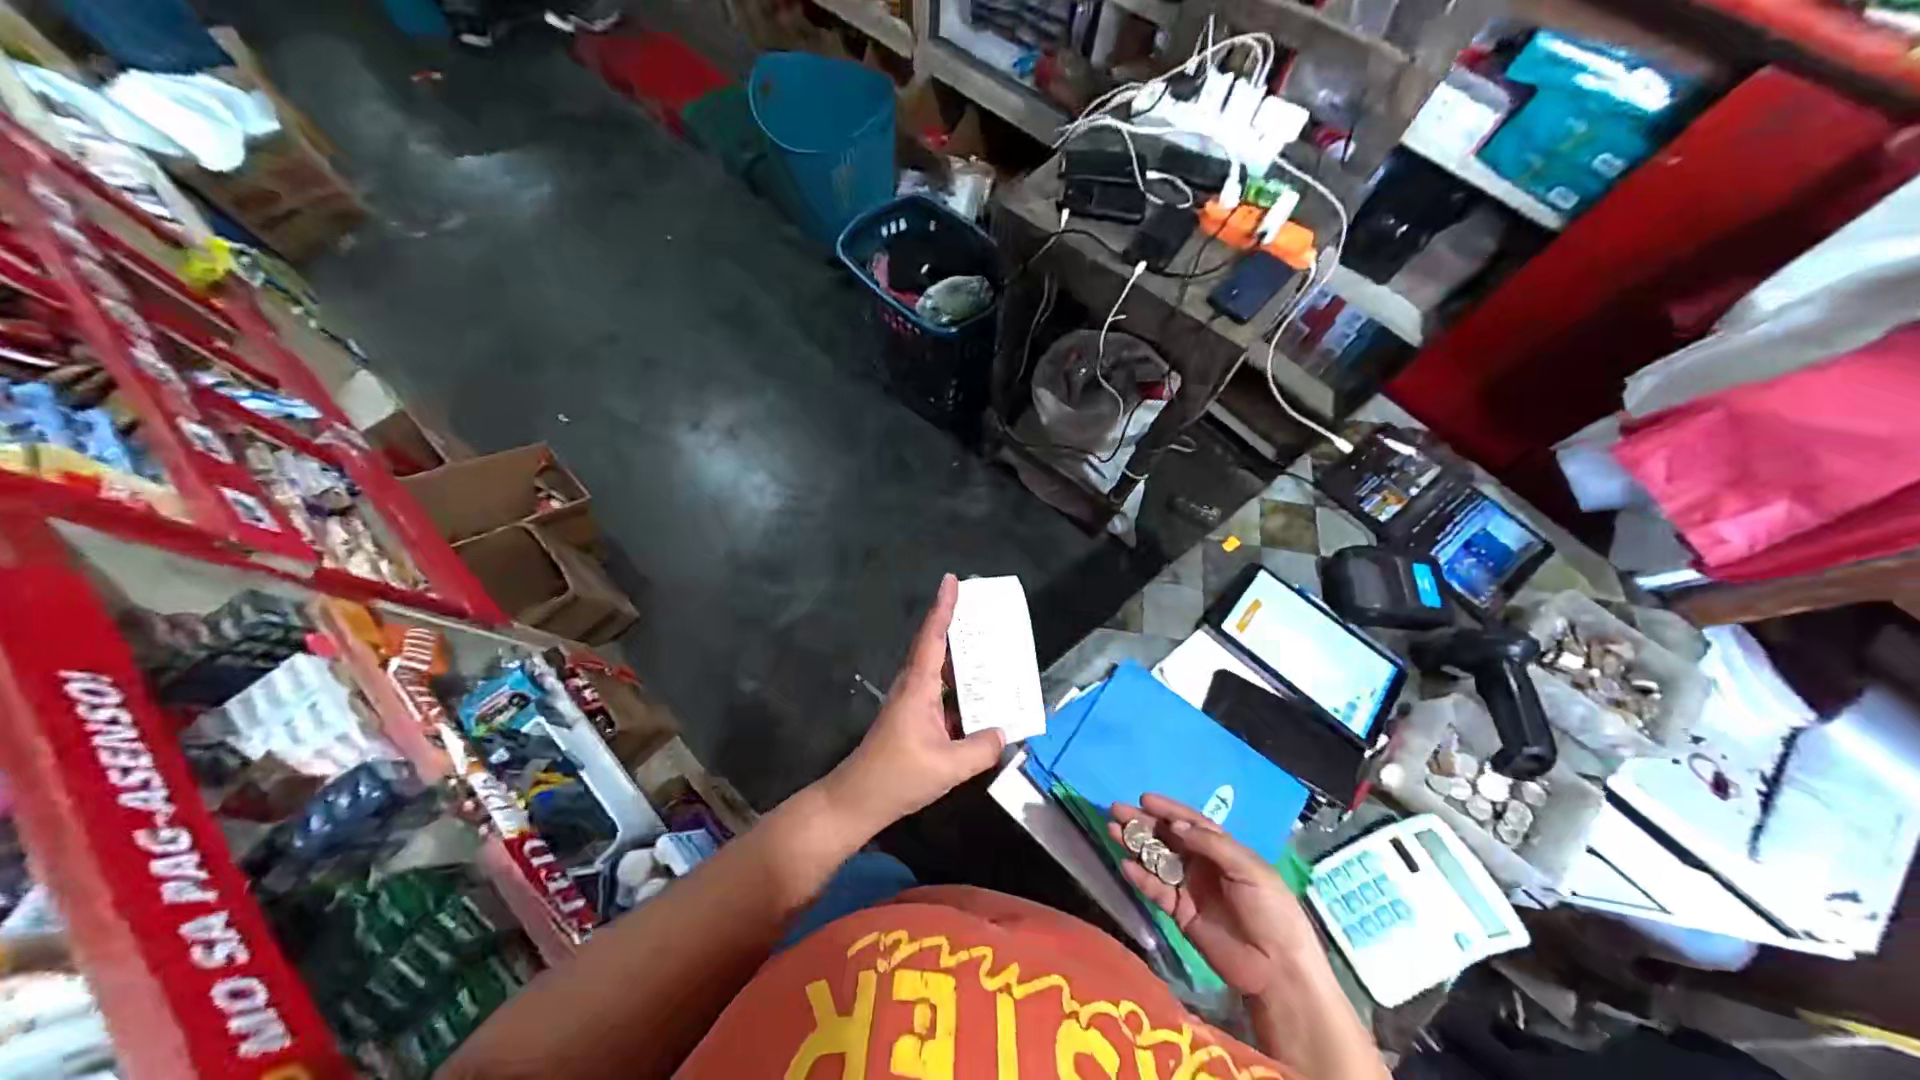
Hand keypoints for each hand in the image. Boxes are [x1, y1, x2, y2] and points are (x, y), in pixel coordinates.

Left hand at [822, 574, 1003, 833]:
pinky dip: (963, 692)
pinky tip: (984, 700)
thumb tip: (1003, 733)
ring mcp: (913, 704)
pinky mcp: (915, 721)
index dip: (943, 607)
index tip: (951, 580)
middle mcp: (914, 687)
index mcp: (918, 687)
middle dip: (959, 626)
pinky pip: (944, 696)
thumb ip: (981, 748)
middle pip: (938, 647)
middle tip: (987, 610)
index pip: (933, 637)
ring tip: (995, 648)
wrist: (857, 800)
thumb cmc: (897, 777)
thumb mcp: (948, 766)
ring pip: (942, 672)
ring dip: (964, 660)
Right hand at [1108, 795, 1321, 997]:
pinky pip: (1156, 890)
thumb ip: (1211, 845)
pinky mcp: (1180, 913)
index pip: (1191, 822)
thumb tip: (1176, 825)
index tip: (1144, 799)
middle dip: (1143, 823)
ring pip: (1157, 860)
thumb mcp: (1249, 870)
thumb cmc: (1271, 911)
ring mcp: (1190, 888)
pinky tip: (1125, 865)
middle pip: (1168, 837)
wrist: (1276, 969)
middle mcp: (1203, 864)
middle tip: (1116, 810)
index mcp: (1223, 850)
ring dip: (1135, 845)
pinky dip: (1140, 877)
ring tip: (1112, 831)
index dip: (1168, 809)